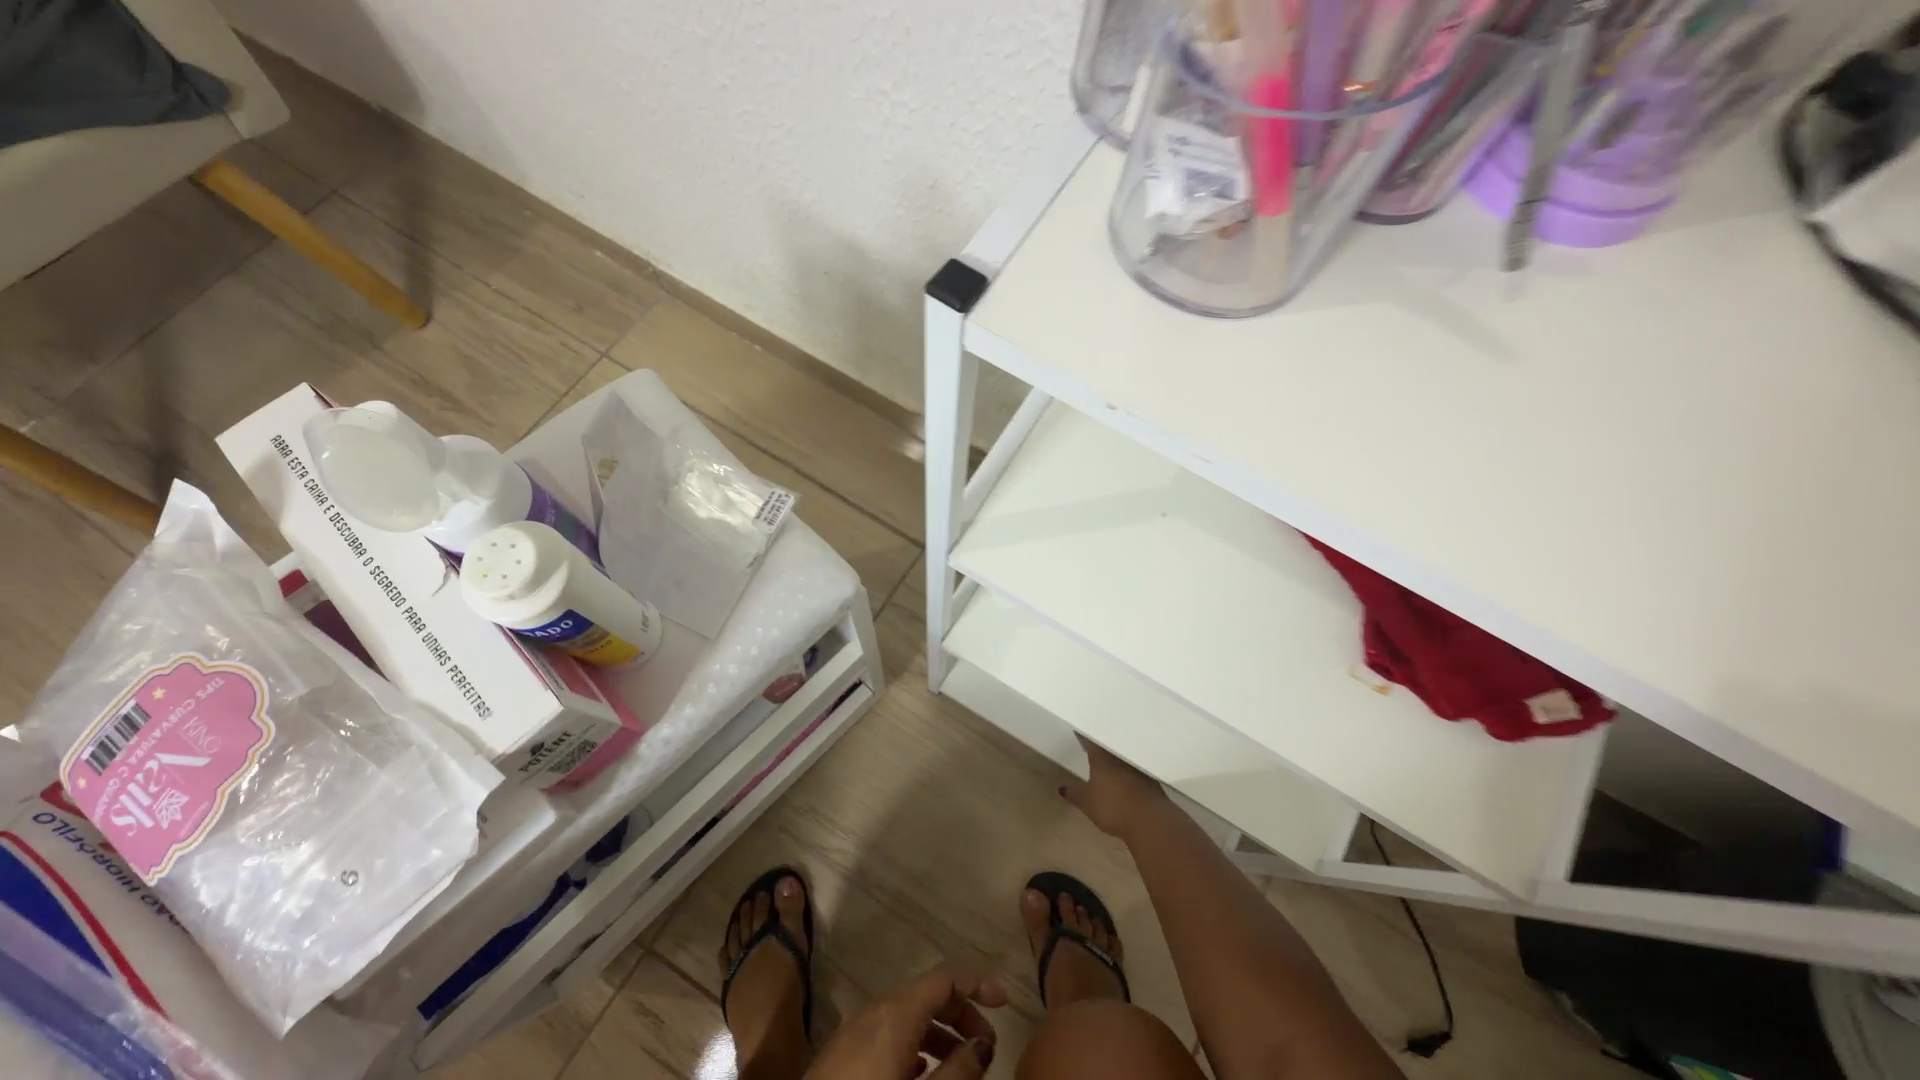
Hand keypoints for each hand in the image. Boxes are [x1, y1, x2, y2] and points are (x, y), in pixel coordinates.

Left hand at [804, 966, 1006, 1079]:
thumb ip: (960, 1070)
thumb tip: (984, 1043)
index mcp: (897, 1011)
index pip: (946, 976)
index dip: (978, 983)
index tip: (1004, 1005)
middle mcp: (876, 1009)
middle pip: (929, 994)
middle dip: (962, 1014)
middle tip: (987, 1045)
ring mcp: (856, 1029)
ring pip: (909, 1015)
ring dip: (940, 1033)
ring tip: (961, 1066)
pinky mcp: (845, 1051)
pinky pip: (889, 1032)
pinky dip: (915, 1043)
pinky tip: (923, 1074)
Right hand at [1062, 736, 1168, 840]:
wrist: (1151, 820)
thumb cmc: (1113, 807)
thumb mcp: (1087, 803)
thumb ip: (1074, 793)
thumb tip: (1062, 787)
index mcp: (1101, 758)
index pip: (1089, 741)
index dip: (1082, 736)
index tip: (1077, 731)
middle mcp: (1119, 757)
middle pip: (1108, 745)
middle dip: (1100, 744)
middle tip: (1091, 743)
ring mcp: (1137, 767)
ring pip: (1123, 756)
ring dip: (1115, 756)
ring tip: (1107, 758)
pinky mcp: (1150, 779)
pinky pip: (1134, 768)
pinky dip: (1127, 770)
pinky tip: (1124, 776)